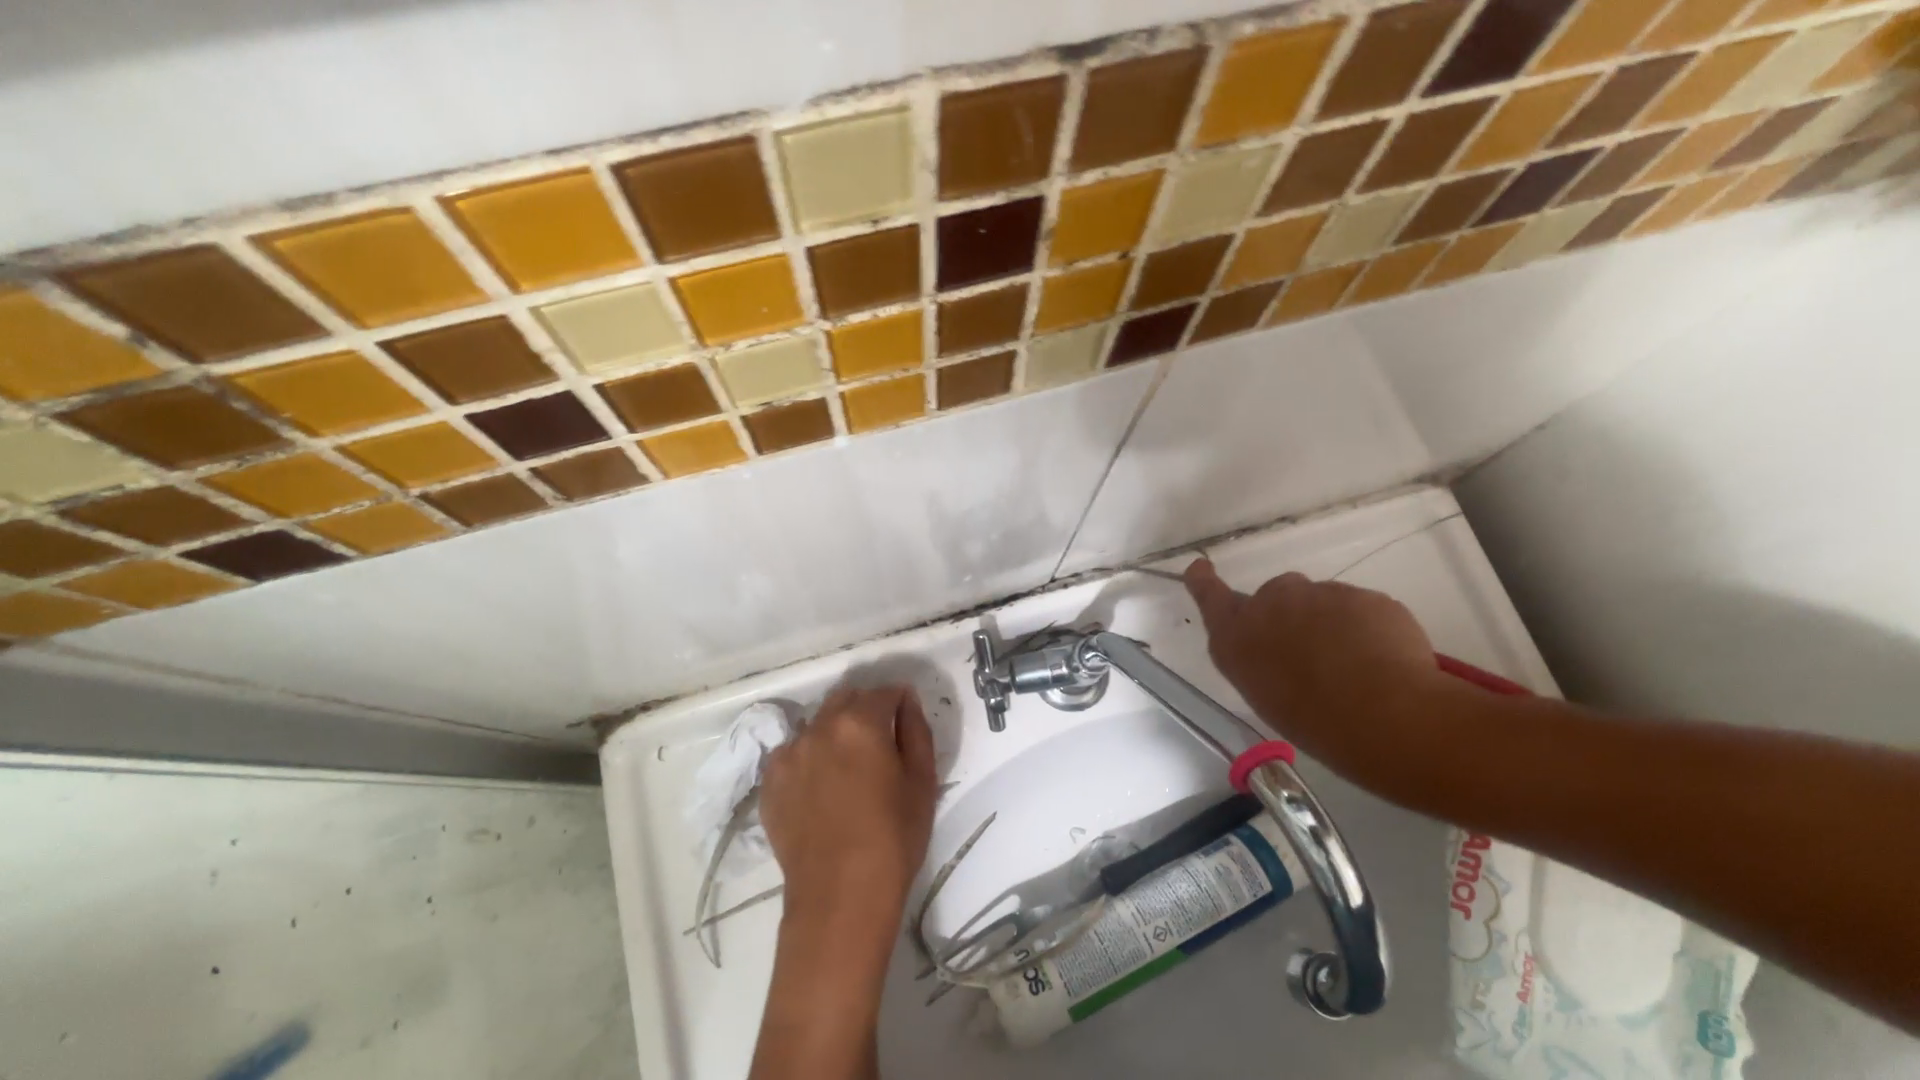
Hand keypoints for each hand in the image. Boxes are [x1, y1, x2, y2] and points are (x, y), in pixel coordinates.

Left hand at [761, 684, 938, 942]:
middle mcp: (818, 728)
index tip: (906, 722)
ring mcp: (788, 754)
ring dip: (834, 735)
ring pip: (816, 726)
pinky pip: (792, 755)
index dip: (900, 703)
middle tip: (879, 746)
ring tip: (847, 772)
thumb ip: (916, 731)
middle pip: (845, 700)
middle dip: (865, 712)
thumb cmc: (894, 839)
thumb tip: (906, 701)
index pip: (884, 692)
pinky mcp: (769, 782)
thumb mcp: (922, 782)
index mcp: (860, 723)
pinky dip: (809, 761)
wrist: (840, 895)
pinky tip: (821, 791)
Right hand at [1183, 559, 1441, 781]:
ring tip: (1355, 669)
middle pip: (1277, 596)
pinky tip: (1383, 662)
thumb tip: (1285, 649)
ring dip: (1332, 625)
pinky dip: (1368, 629)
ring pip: (1323, 602)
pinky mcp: (1363, 595)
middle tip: (1314, 655)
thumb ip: (1264, 660)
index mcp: (1237, 637)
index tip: (1200, 567)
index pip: (1212, 597)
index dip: (1205, 582)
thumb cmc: (1314, 722)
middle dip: (1292, 615)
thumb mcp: (1268, 695)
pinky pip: (1361, 609)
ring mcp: (1319, 594)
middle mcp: (1270, 605)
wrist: (1383, 714)